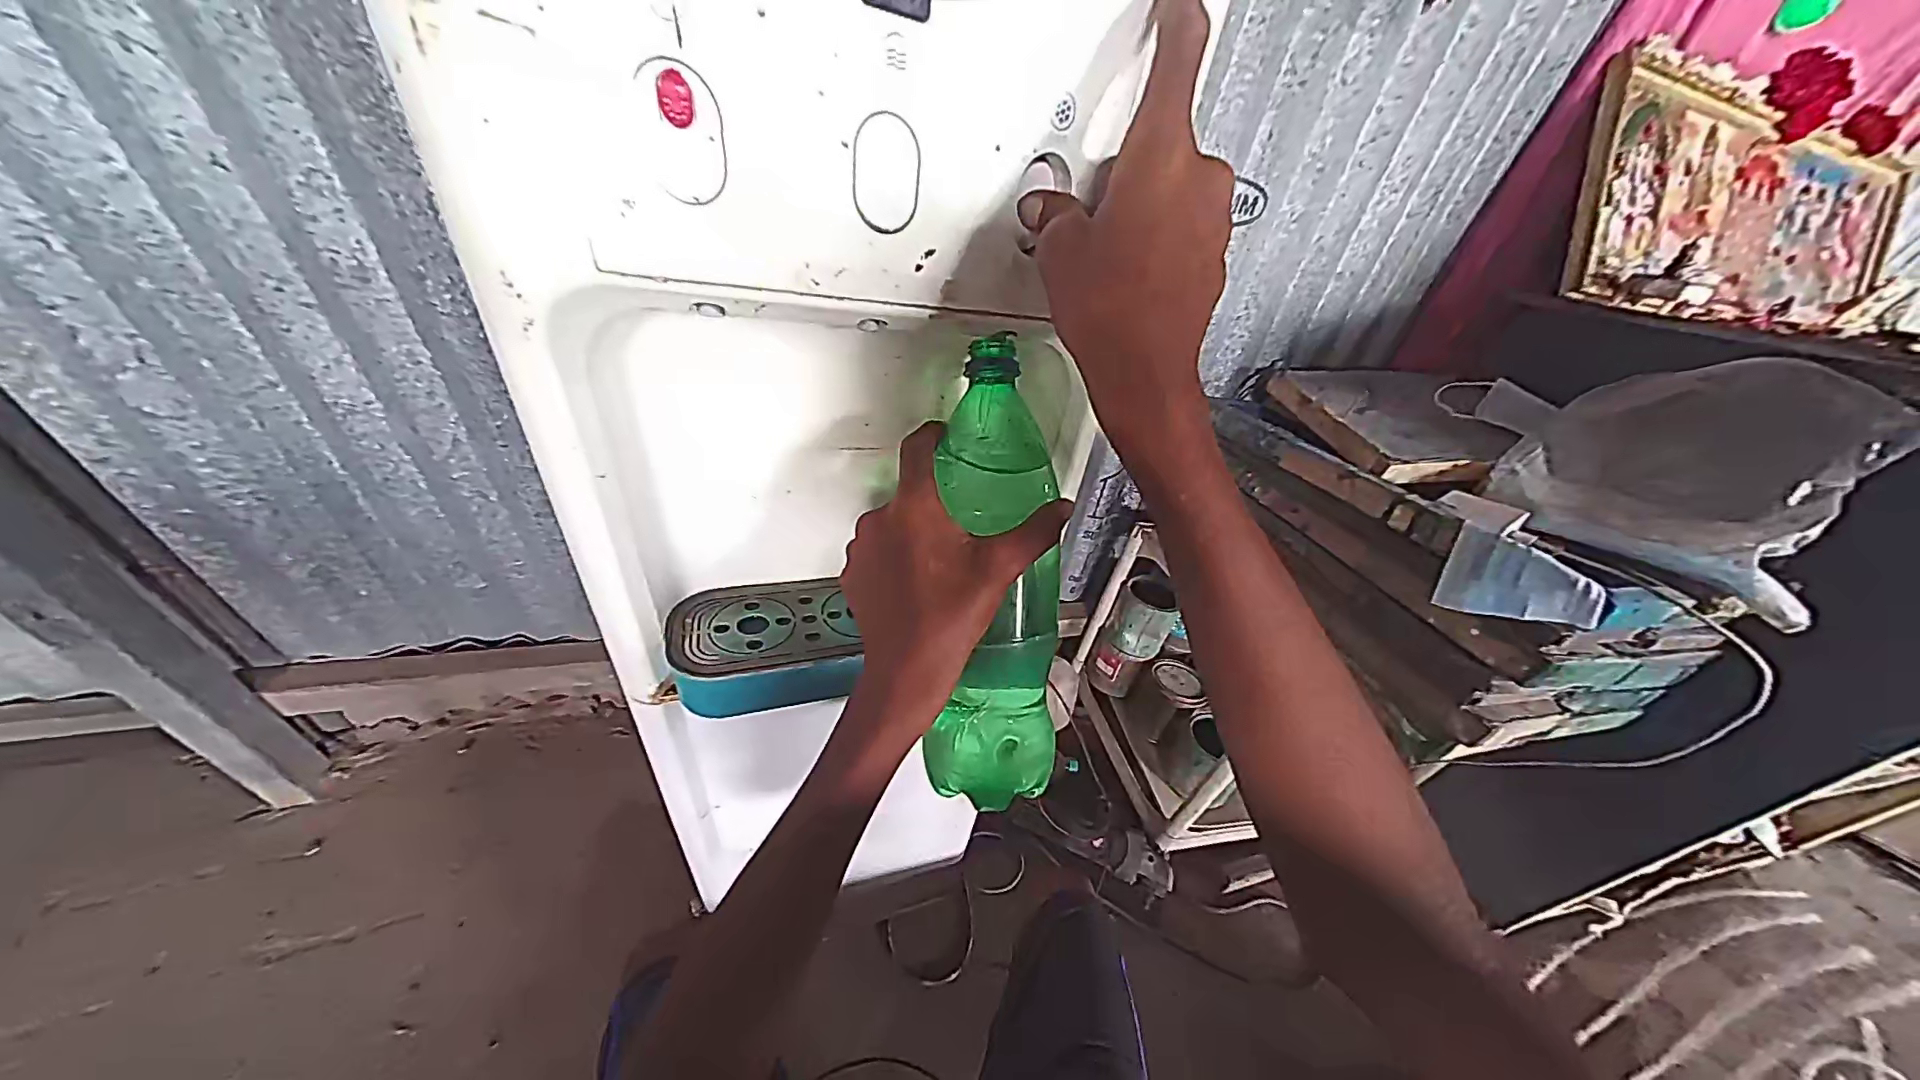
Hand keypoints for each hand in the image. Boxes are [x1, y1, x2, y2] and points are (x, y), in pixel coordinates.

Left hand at [840, 422, 1070, 726]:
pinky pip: (875, 550)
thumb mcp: (998, 570)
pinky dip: (893, 556)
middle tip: (958, 523)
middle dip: (932, 501)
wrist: (907, 669)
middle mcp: (880, 520)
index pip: (916, 448)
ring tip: (938, 560)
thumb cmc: (948, 620)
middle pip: (908, 491)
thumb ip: (1034, 532)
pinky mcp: (852, 573)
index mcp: (915, 508)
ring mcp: (861, 547)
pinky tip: (915, 580)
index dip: (932, 435)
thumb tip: (1061, 510)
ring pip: (890, 522)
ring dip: (911, 531)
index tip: (944, 435)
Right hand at [1018, 0, 1232, 457]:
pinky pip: (1181, 224)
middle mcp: (1199, 179)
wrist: (1144, 373)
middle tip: (1091, 209)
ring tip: (1105, 252)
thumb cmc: (1112, 312)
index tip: (1176, 4)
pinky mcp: (1213, 254)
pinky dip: (1155, 236)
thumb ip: (1056, 213)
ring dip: (1138, 205)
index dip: (1176, 21)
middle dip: (1124, 168)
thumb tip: (1051, 209)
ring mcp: (1212, 219)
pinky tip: (1126, 271)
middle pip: (1161, 142)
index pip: (1179, 59)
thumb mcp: (1061, 252)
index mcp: (1160, 157)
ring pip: (1171, 187)